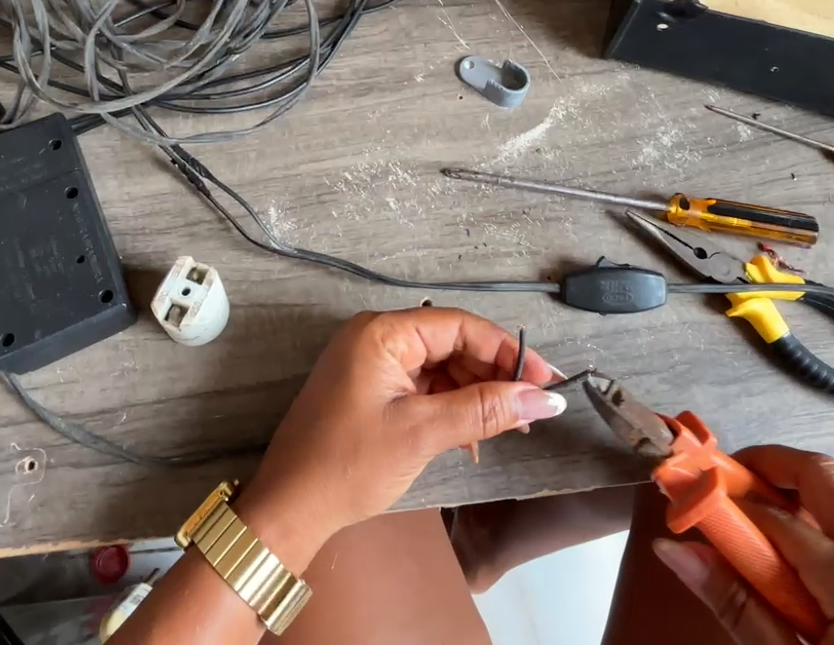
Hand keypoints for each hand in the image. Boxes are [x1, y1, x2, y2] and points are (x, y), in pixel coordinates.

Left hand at [236, 307, 565, 569]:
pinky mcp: (372, 388)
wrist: (289, 508)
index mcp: (382, 332)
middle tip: (531, 409)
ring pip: (441, 366)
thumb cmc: (347, 465)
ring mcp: (372, 363)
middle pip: (452, 343)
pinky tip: (471, 437)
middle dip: (493, 375)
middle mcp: (377, 337)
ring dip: (475, 394)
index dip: (507, 350)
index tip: (544, 379)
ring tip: (508, 427)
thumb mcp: (423, 433)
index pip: (460, 325)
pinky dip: (451, 406)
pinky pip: (423, 385)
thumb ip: (485, 410)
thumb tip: (543, 399)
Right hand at [653, 446, 833, 644]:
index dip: (723, 503)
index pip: (773, 516)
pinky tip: (811, 574)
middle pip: (822, 475)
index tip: (688, 499)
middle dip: (767, 468)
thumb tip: (675, 551)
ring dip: (802, 500)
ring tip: (763, 538)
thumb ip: (737, 606)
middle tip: (724, 489)